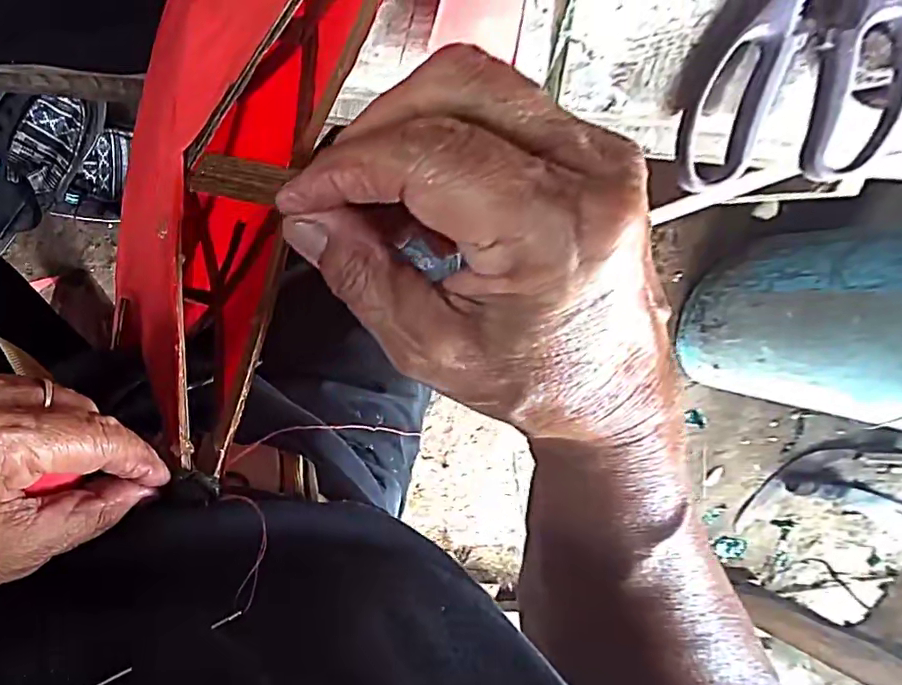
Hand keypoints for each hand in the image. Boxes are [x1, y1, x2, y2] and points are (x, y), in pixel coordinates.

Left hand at [0, 364, 167, 664]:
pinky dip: (19, 418)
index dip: (136, 456)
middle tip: (102, 487)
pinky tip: (8, 458)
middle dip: (96, 444)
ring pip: (36, 392)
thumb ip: (89, 512)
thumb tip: (132, 490)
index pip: (95, 433)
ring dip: (58, 429)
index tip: (155, 473)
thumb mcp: (19, 550)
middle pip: (70, 404)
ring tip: (43, 480)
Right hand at [275, 45, 674, 448]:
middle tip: (326, 189)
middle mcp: (581, 169)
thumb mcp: (426, 347)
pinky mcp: (579, 148)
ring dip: (397, 133)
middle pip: (453, 88)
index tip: (299, 196)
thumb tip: (311, 224)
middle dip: (369, 134)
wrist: (602, 383)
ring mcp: (588, 149)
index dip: (346, 169)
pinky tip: (406, 201)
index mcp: (546, 229)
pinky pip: (490, 112)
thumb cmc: (528, 376)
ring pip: (471, 85)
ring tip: (363, 200)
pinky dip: (429, 145)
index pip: (427, 154)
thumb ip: (362, 278)